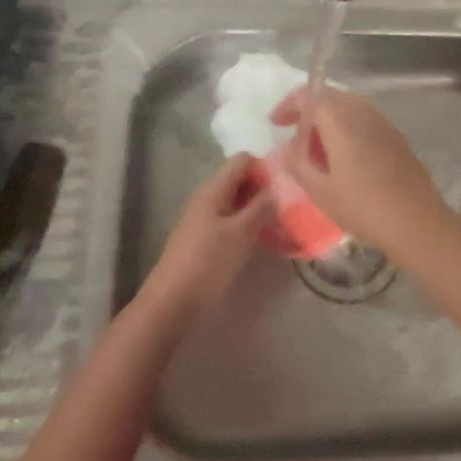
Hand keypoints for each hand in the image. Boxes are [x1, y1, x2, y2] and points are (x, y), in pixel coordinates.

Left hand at [145, 154, 271, 311]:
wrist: (173, 299)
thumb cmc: (208, 261)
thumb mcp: (241, 233)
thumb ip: (261, 207)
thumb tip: (278, 188)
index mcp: (213, 188)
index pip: (243, 160)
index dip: (265, 169)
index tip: (285, 188)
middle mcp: (207, 196)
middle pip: (239, 179)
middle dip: (263, 189)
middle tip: (287, 208)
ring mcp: (203, 216)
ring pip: (236, 200)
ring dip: (257, 208)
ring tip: (279, 224)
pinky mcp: (203, 236)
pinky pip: (230, 218)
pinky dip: (246, 223)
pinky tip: (260, 239)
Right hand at [269, 88, 449, 254]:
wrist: (417, 221)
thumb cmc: (363, 207)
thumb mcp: (320, 190)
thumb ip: (298, 162)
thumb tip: (290, 147)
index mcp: (340, 120)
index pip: (309, 95)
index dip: (289, 105)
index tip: (275, 124)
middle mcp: (362, 112)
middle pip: (329, 96)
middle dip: (308, 110)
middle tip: (293, 133)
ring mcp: (382, 122)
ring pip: (348, 106)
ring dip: (328, 118)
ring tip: (316, 147)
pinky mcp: (395, 135)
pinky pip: (363, 119)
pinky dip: (346, 127)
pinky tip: (343, 155)